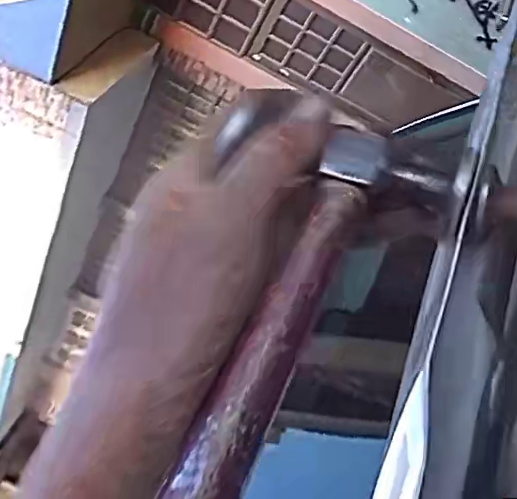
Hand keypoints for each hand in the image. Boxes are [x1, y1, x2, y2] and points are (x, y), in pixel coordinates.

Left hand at [22, 97, 333, 498]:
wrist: (147, 408)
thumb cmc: (175, 312)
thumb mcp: (234, 215)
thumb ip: (275, 154)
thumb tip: (317, 109)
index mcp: (187, 172)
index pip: (251, 113)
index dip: (301, 110)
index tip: (347, 124)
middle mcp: (201, 199)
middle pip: (273, 156)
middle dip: (324, 158)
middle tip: (366, 170)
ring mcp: (217, 239)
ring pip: (285, 198)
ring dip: (328, 196)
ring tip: (369, 207)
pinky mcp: (235, 276)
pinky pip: (286, 237)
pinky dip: (318, 232)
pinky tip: (340, 241)